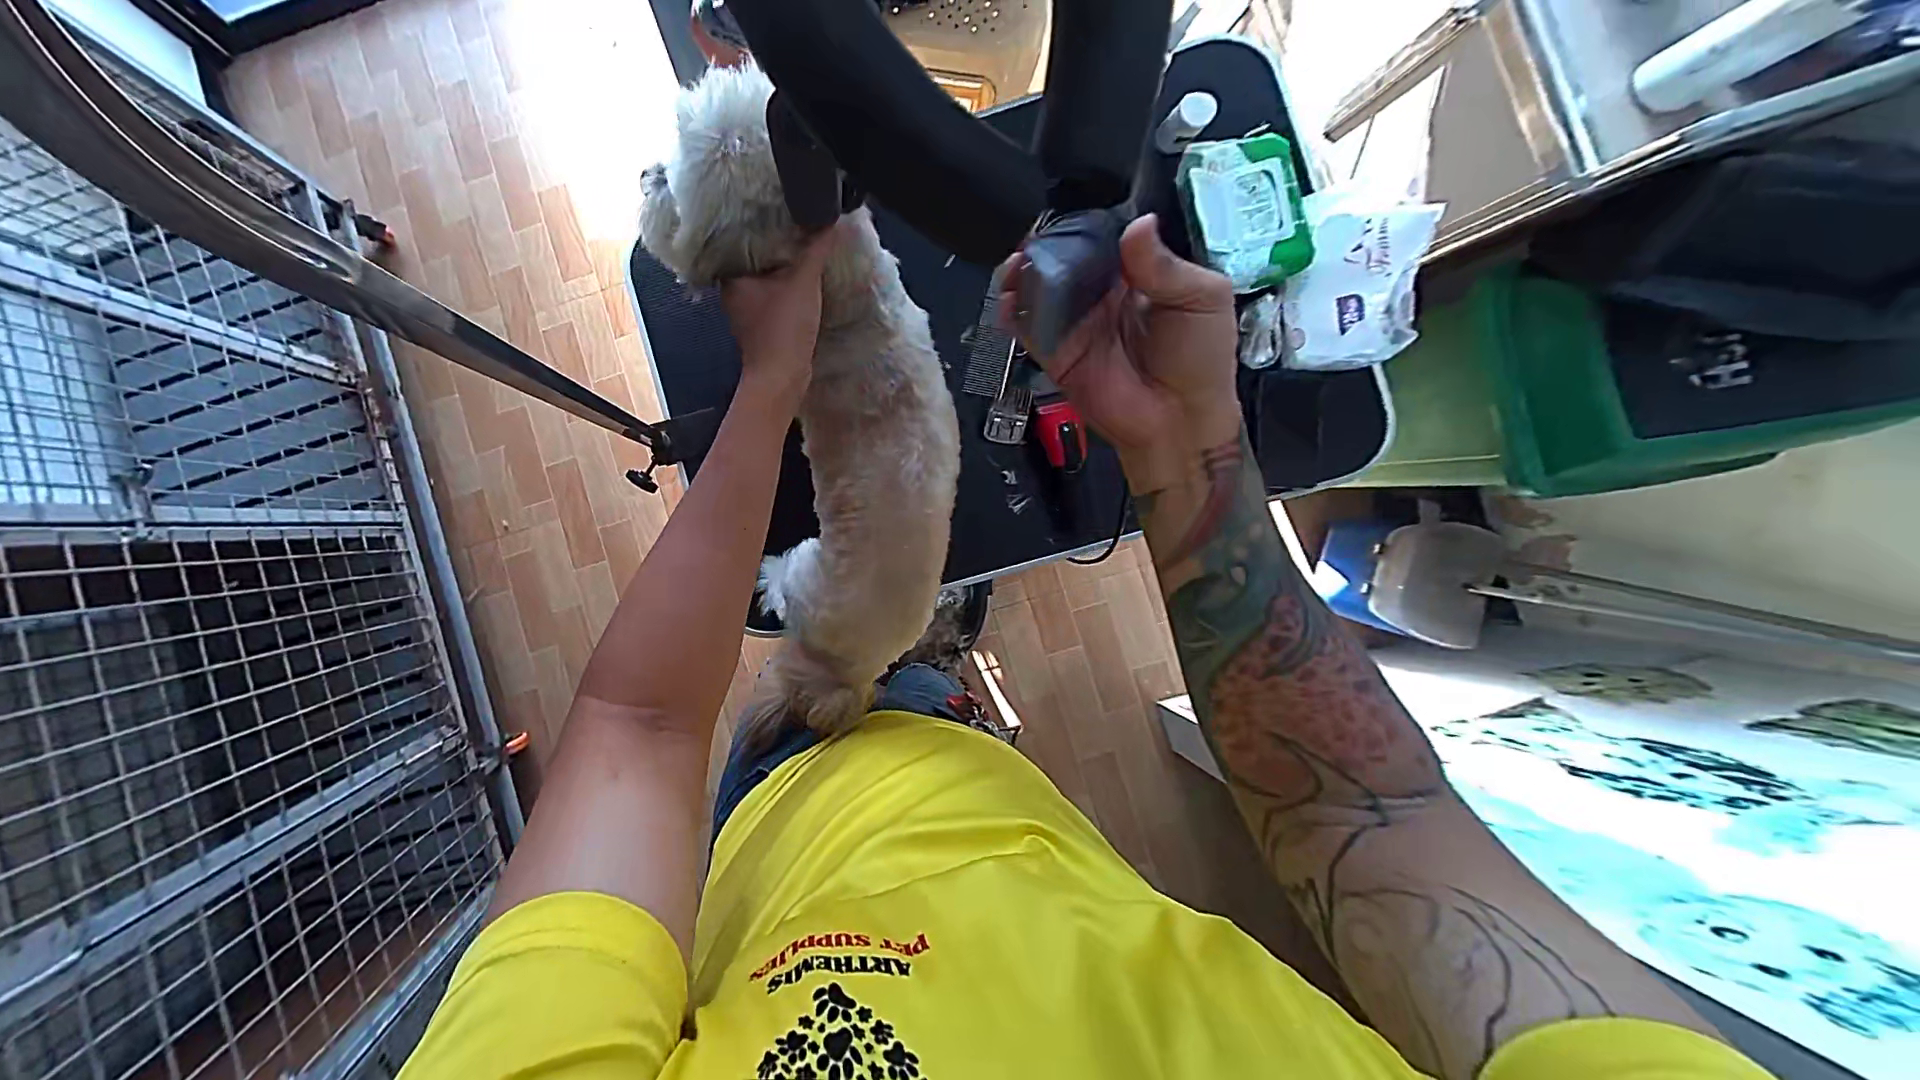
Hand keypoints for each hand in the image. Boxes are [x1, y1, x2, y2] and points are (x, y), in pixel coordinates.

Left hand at [720, 222, 843, 403]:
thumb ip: (815, 249)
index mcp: (731, 276)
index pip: (740, 237)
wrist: (781, 378)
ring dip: (780, 269)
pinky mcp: (761, 328)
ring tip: (802, 249)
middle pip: (753, 259)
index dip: (759, 223)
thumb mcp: (804, 282)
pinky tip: (802, 282)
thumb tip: (829, 220)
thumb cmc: (783, 329)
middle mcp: (732, 292)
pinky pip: (772, 298)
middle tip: (794, 224)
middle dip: (773, 246)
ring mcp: (746, 312)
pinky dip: (784, 290)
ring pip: (763, 280)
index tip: (777, 208)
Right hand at [998, 215, 1240, 489]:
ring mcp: (1077, 326)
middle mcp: (1102, 297)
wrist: (1180, 421)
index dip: (1085, 224)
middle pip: (1064, 261)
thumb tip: (1139, 226)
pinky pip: (1029, 330)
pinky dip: (1013, 314)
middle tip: (1035, 237)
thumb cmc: (1201, 361)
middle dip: (1045, 246)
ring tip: (1018, 263)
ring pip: (1040, 291)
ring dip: (1024, 274)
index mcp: (1137, 275)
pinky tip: (1008, 298)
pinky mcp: (1059, 355)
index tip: (1069, 210)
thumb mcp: (1202, 298)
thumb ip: (1166, 264)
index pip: (1104, 240)